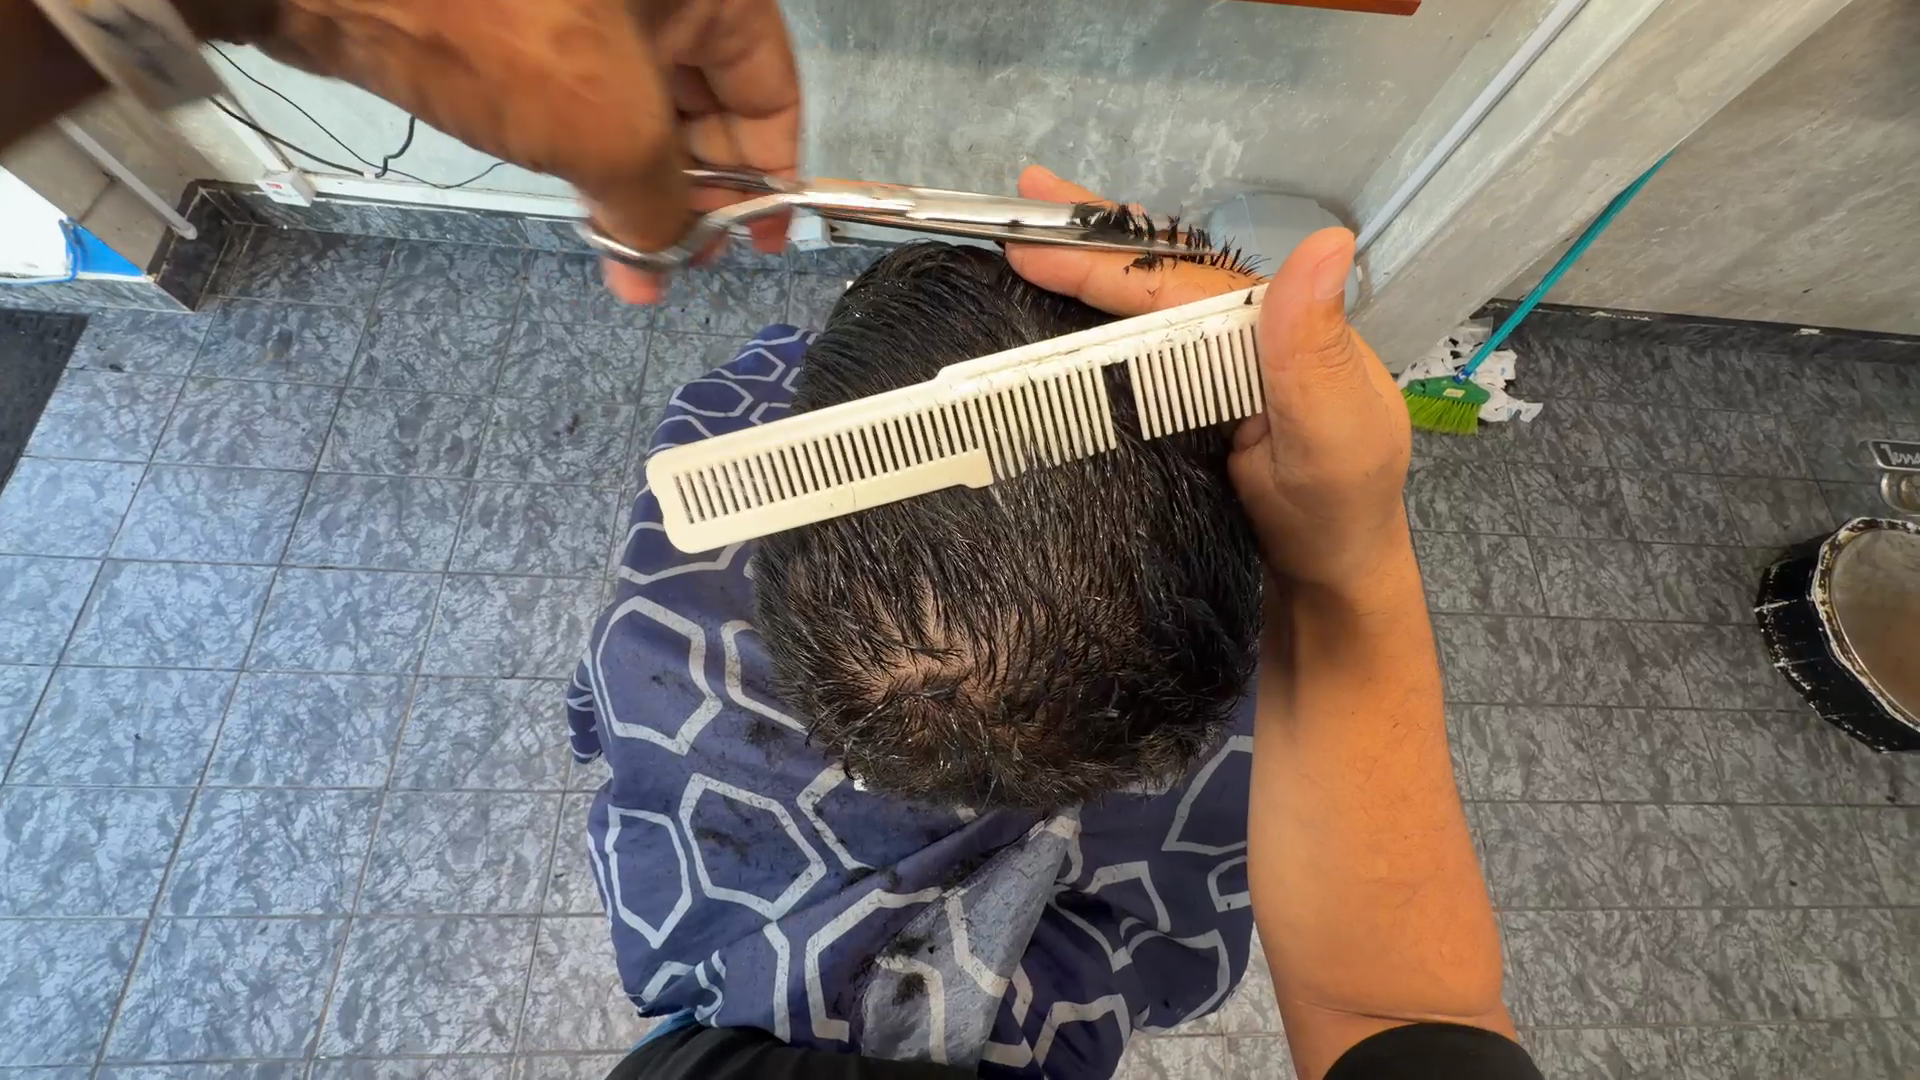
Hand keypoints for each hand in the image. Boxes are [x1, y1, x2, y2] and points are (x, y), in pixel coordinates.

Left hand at [254, 0, 798, 300]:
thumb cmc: (497, 15)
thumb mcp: (611, 130)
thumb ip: (665, 205)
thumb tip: (667, 258)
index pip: (770, 83)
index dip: (773, 171)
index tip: (755, 239)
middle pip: (708, 99)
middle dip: (699, 191)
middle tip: (683, 259)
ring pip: (642, 105)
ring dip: (643, 191)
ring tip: (635, 264)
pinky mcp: (518, 13)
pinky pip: (584, 96)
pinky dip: (592, 160)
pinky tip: (591, 222)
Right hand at [1006, 166, 1410, 588]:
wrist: (1322, 568)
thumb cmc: (1334, 511)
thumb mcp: (1336, 434)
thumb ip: (1316, 351)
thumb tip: (1322, 242)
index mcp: (1272, 326)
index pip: (1177, 284)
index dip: (1103, 262)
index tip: (1034, 244)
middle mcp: (1241, 332)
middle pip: (1159, 272)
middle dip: (1089, 234)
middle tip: (1023, 199)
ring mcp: (1215, 365)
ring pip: (1147, 302)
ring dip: (1091, 265)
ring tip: (1036, 232)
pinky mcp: (1193, 400)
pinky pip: (1141, 348)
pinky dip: (1102, 316)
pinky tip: (1070, 301)